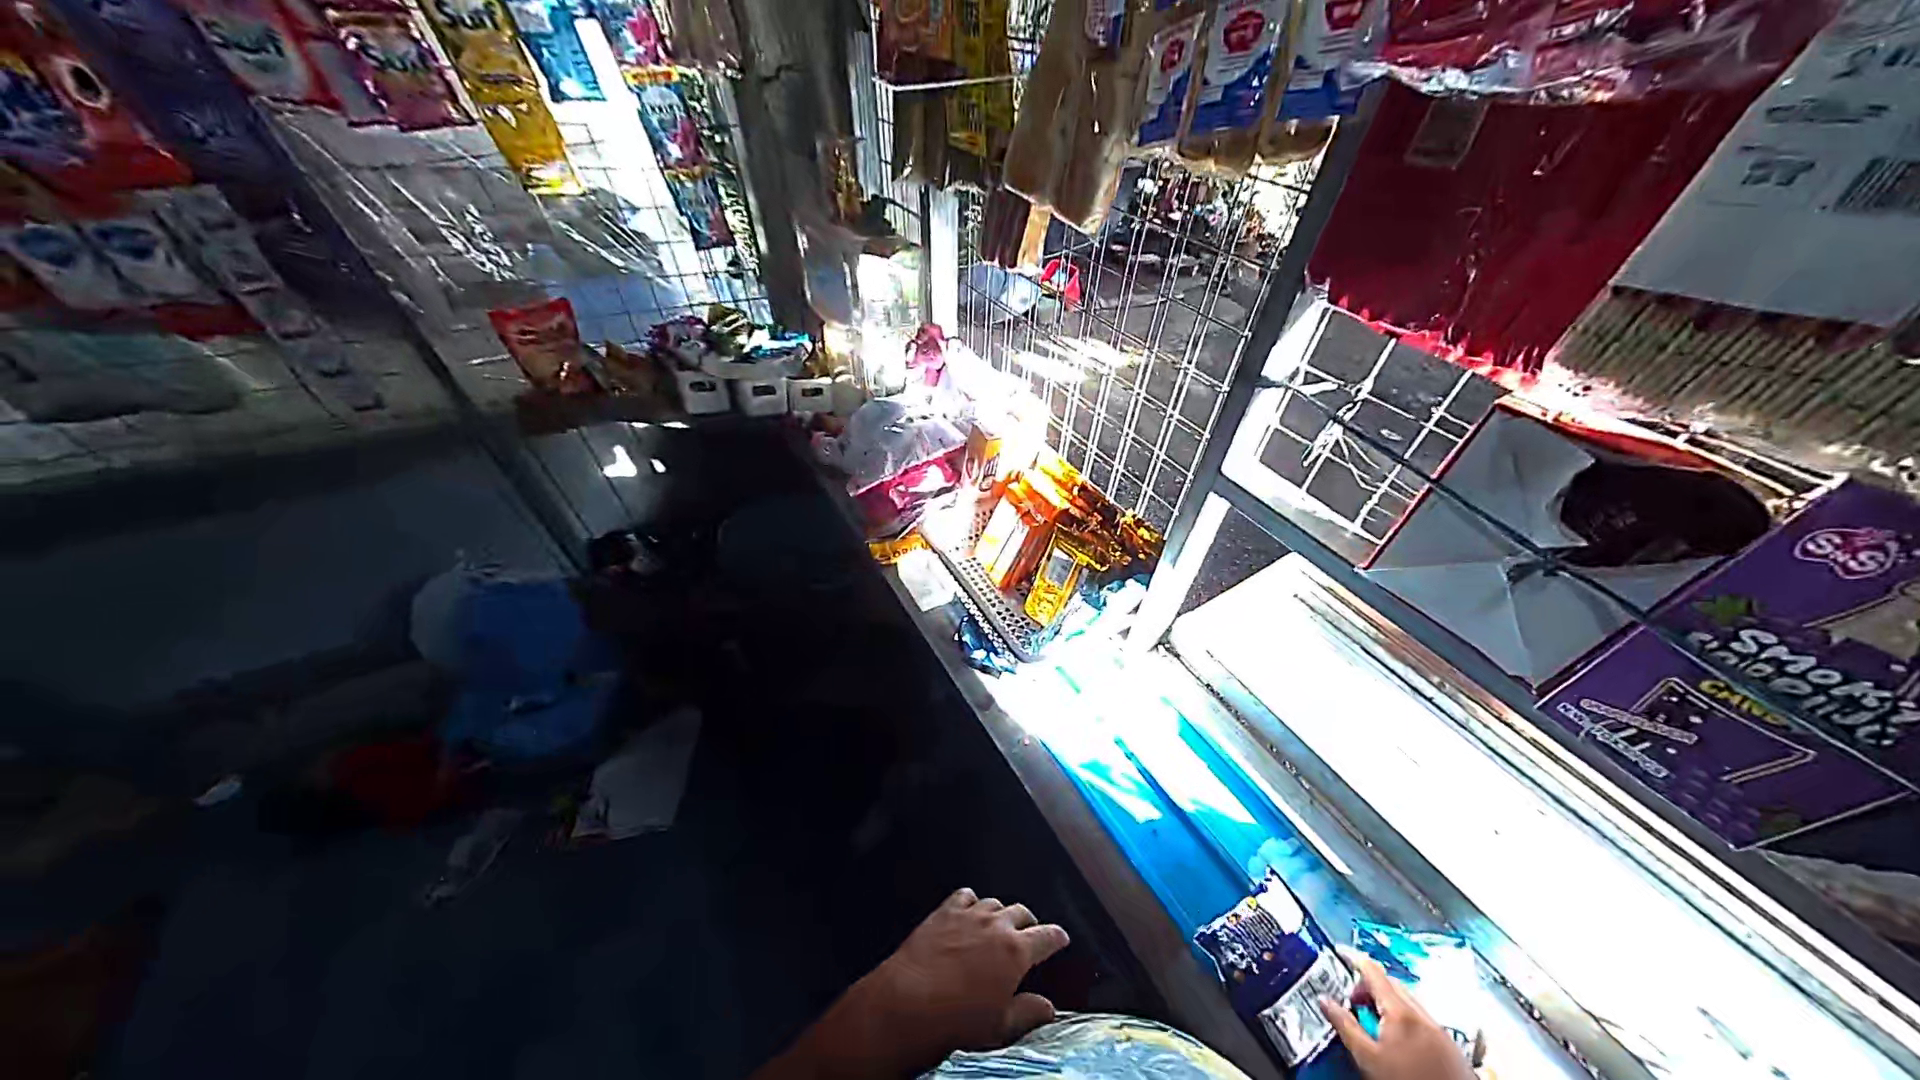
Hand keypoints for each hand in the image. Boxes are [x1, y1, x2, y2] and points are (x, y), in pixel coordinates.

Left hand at [752, 888, 1070, 1079]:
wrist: (907, 1003)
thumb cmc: (953, 1019)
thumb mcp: (999, 1027)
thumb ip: (1027, 1012)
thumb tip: (1047, 1008)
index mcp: (1015, 952)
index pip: (1047, 936)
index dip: (1057, 936)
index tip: (1060, 937)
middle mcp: (995, 925)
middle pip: (1021, 912)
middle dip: (1029, 923)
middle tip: (1030, 934)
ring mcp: (968, 915)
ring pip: (994, 902)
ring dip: (1000, 913)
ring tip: (999, 926)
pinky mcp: (944, 912)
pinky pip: (965, 895)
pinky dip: (972, 902)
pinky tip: (970, 911)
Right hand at [1320, 949, 1474, 1079]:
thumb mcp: (1367, 1057)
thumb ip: (1344, 1025)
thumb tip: (1325, 1001)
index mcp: (1401, 1013)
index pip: (1373, 971)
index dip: (1353, 959)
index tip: (1341, 953)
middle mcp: (1424, 1017)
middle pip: (1392, 984)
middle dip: (1370, 986)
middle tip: (1355, 1003)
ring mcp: (1441, 1033)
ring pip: (1409, 1001)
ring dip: (1389, 1003)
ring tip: (1376, 1026)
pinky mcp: (1452, 1049)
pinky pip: (1424, 1020)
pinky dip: (1406, 1019)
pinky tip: (1400, 1042)